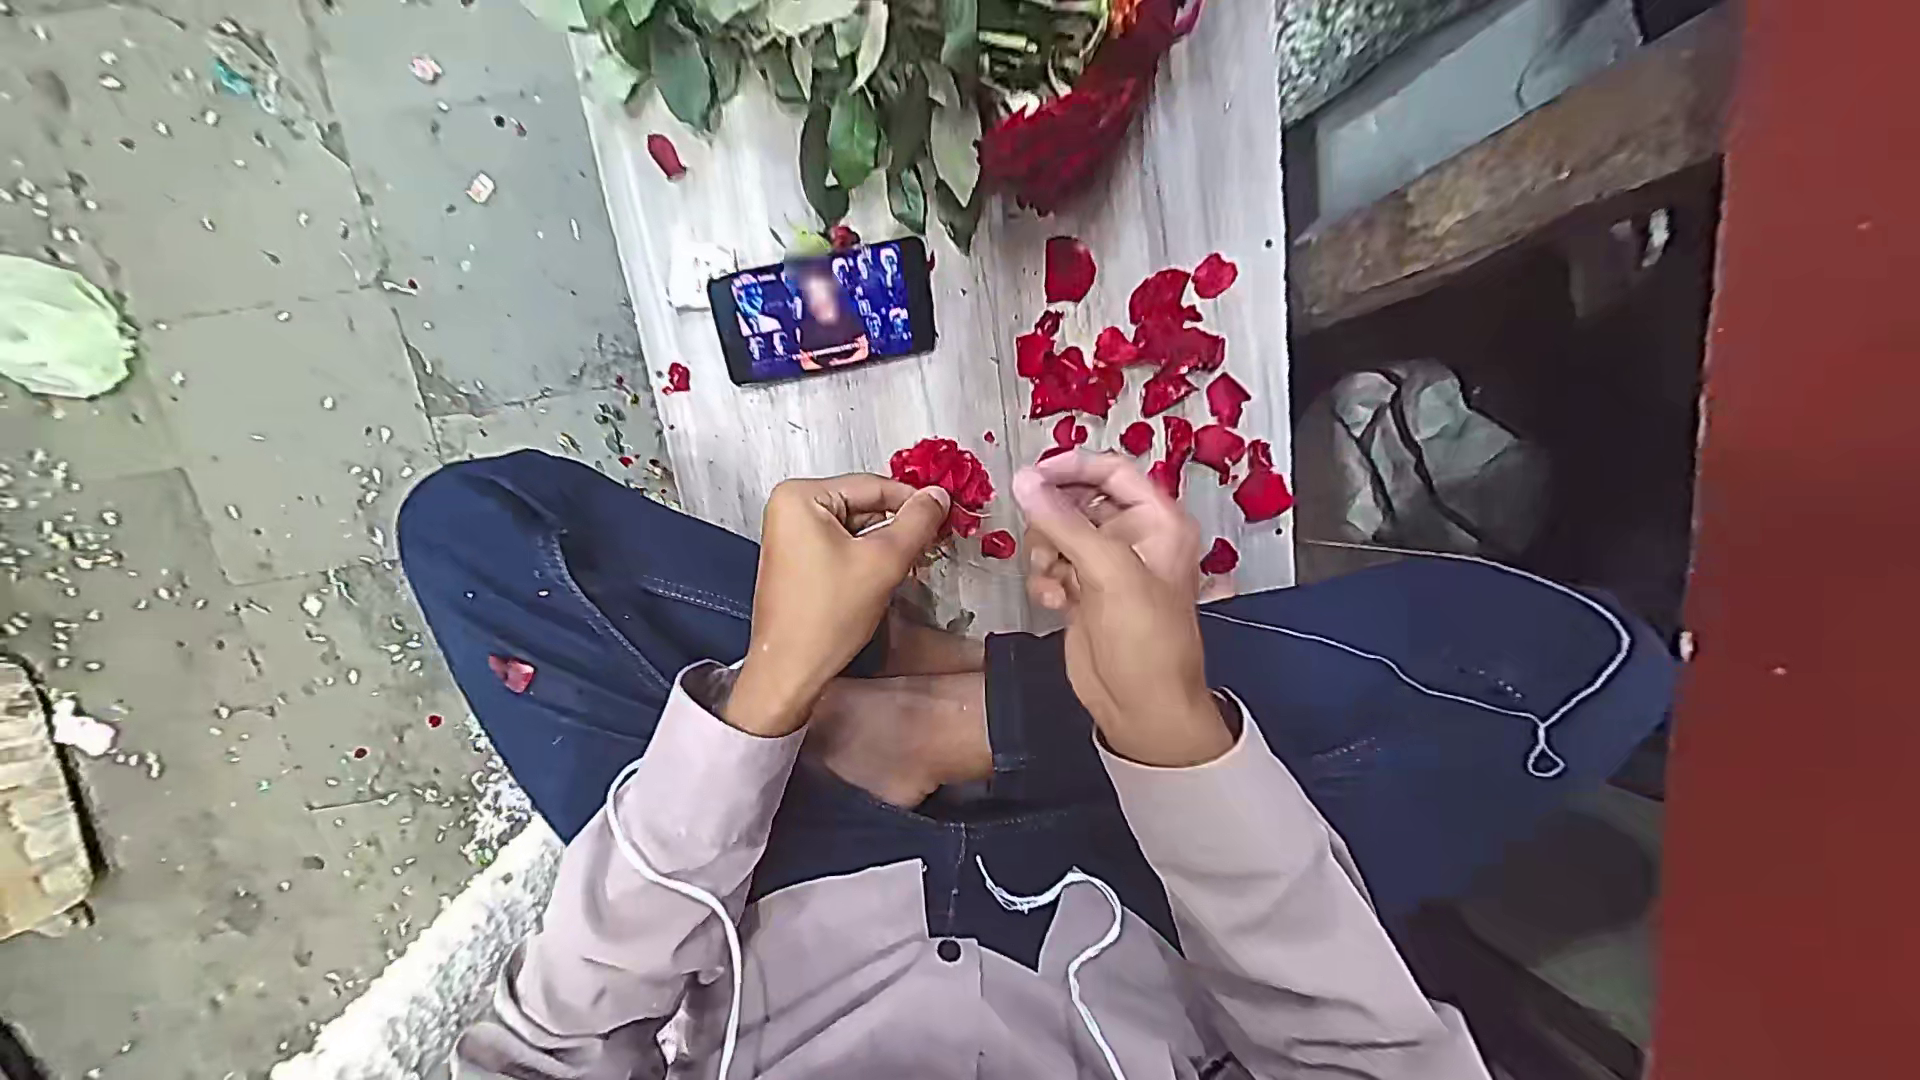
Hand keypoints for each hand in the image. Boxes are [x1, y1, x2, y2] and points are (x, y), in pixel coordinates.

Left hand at [727, 474, 950, 736]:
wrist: (791, 669)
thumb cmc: (822, 619)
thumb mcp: (883, 561)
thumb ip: (917, 522)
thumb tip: (936, 497)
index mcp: (800, 497)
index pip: (872, 486)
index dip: (913, 500)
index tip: (942, 510)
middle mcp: (790, 509)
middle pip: (864, 504)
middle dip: (900, 525)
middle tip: (933, 539)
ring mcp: (793, 534)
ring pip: (857, 526)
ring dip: (887, 542)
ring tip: (912, 560)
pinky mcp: (800, 557)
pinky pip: (844, 543)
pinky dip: (869, 555)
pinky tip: (887, 572)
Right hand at [1012, 453, 1233, 766]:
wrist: (1140, 706)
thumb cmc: (1145, 638)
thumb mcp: (1107, 571)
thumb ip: (1062, 520)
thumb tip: (1023, 479)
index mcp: (1156, 521)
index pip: (1110, 471)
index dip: (1071, 467)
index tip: (1032, 475)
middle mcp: (1131, 537)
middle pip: (1076, 501)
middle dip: (1052, 520)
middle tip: (1044, 542)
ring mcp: (1104, 565)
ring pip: (1056, 533)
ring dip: (1045, 553)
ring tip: (1054, 579)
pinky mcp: (1082, 590)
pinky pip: (1050, 566)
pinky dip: (1045, 580)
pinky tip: (1055, 602)